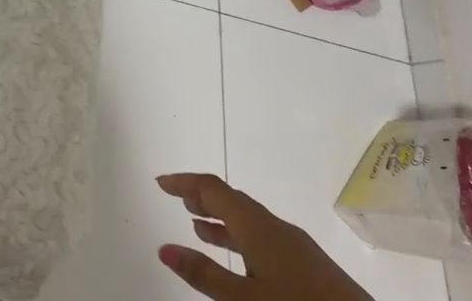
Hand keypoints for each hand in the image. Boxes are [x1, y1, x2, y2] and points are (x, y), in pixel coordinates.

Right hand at [156, 173, 371, 300]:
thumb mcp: (244, 299)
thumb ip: (204, 274)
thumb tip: (163, 248)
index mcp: (258, 227)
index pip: (214, 189)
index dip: (186, 182)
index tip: (160, 183)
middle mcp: (277, 228)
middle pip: (233, 200)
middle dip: (203, 197)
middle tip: (176, 199)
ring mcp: (297, 247)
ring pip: (250, 221)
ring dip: (222, 219)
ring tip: (197, 226)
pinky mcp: (310, 267)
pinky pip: (264, 237)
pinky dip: (241, 237)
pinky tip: (239, 258)